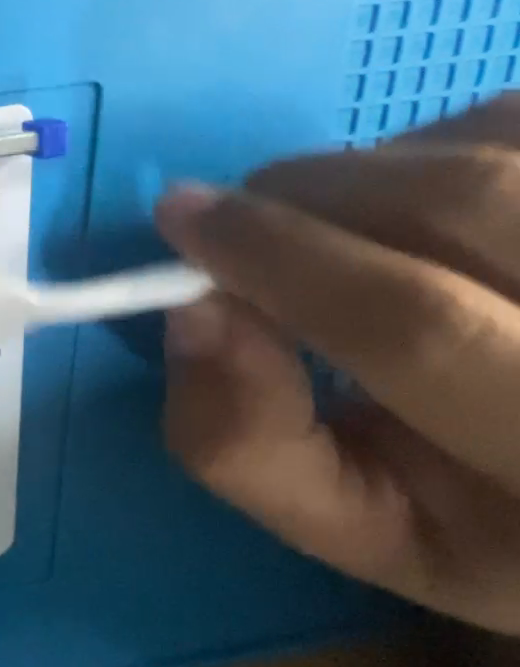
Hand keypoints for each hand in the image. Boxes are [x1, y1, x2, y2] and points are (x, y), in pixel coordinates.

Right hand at [156, 95, 519, 633]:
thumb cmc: (489, 524)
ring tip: (352, 223)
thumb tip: (188, 309)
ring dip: (378, 167)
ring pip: (499, 141)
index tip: (179, 218)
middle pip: (466, 202)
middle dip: (309, 193)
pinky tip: (443, 201)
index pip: (414, 327)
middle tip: (247, 221)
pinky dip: (453, 140)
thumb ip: (243, 440)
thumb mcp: (354, 525)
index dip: (277, 256)